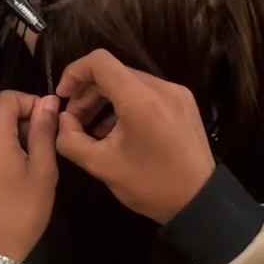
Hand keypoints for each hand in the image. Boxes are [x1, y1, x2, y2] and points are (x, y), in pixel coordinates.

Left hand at [0, 91, 60, 261]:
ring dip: (2, 122)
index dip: (31, 102)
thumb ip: (44, 131)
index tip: (47, 122)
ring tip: (24, 148)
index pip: (9, 97)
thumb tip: (49, 101)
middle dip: (15, 109)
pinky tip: (6, 160)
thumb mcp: (43, 170)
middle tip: (36, 134)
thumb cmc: (21, 210)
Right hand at [54, 50, 214, 222]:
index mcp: (140, 99)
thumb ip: (71, 140)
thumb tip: (62, 122)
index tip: (63, 98)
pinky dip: (126, 106)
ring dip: (105, 100)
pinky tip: (118, 133)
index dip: (74, 73)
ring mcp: (176, 94)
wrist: (200, 202)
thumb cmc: (150, 185)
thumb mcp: (102, 166)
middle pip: (114, 73)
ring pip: (130, 84)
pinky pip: (147, 94)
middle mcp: (161, 88)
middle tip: (74, 122)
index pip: (99, 61)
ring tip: (93, 131)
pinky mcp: (184, 104)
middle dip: (87, 93)